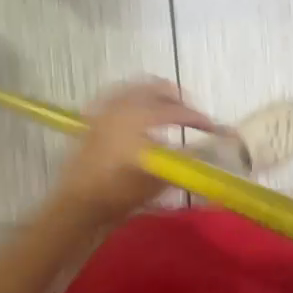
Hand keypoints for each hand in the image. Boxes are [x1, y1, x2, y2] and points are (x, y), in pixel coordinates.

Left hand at [50, 79, 222, 225]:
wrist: (79, 204)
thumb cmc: (120, 192)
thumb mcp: (159, 177)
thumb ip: (188, 158)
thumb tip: (212, 149)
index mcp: (140, 115)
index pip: (177, 110)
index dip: (199, 118)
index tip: (214, 128)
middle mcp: (121, 105)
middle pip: (155, 88)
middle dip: (176, 98)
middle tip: (190, 113)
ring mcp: (103, 110)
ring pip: (134, 89)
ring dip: (154, 96)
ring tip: (166, 111)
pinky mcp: (91, 121)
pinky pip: (116, 99)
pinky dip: (132, 102)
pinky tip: (137, 117)